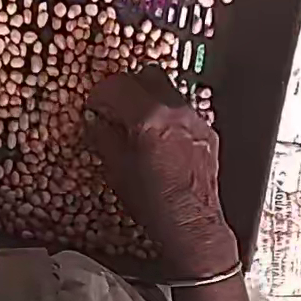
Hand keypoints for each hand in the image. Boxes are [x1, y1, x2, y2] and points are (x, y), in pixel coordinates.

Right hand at [87, 69, 238, 278]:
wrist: (191, 224)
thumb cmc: (154, 204)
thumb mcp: (117, 171)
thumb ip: (105, 138)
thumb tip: (98, 123)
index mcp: (150, 118)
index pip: (117, 85)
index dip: (99, 94)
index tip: (94, 105)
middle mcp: (176, 112)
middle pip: (146, 76)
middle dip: (126, 89)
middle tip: (113, 108)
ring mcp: (195, 120)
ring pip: (168, 90)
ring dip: (148, 100)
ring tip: (135, 123)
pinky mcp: (207, 132)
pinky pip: (183, 111)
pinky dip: (167, 116)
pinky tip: (158, 138)